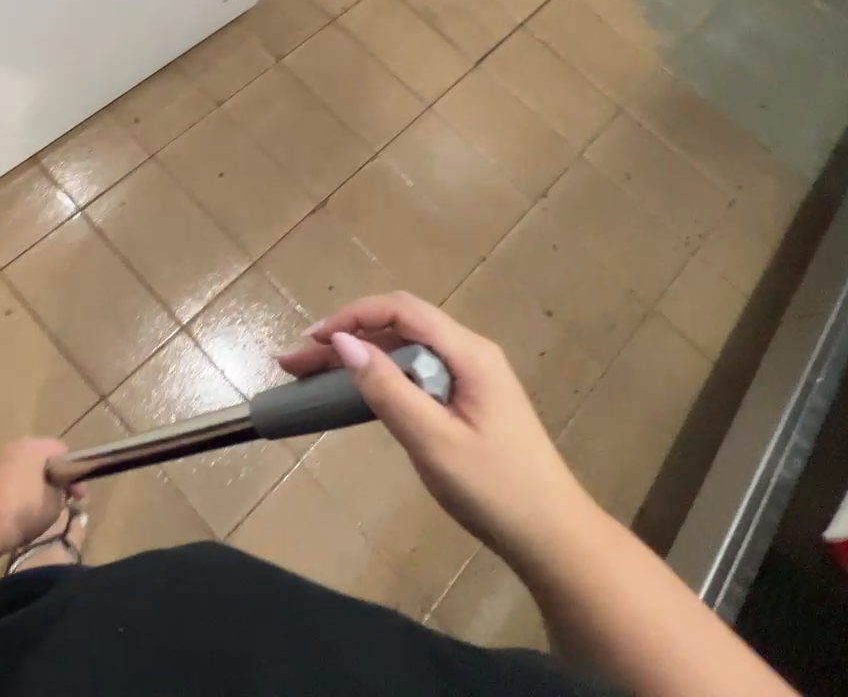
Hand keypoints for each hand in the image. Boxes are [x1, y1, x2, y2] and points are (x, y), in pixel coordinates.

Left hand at [0, 438, 77, 550]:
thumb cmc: (22, 509)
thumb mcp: (55, 504)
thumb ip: (62, 493)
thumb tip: (59, 491)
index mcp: (35, 445)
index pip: (62, 451)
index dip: (75, 474)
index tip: (79, 497)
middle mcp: (14, 445)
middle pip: (41, 459)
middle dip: (53, 480)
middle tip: (62, 503)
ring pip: (22, 470)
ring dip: (33, 487)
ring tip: (40, 511)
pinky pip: (7, 481)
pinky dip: (16, 493)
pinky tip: (18, 513)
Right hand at [276, 292, 599, 567]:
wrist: (553, 539)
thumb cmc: (495, 488)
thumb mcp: (433, 440)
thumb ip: (387, 388)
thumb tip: (342, 342)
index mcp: (468, 354)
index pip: (401, 310)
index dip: (351, 316)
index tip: (312, 340)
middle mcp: (467, 354)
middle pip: (396, 327)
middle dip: (342, 338)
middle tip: (294, 363)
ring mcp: (466, 376)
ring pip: (399, 350)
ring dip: (353, 358)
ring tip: (307, 375)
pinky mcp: (462, 399)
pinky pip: (410, 372)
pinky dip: (374, 376)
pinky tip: (348, 391)